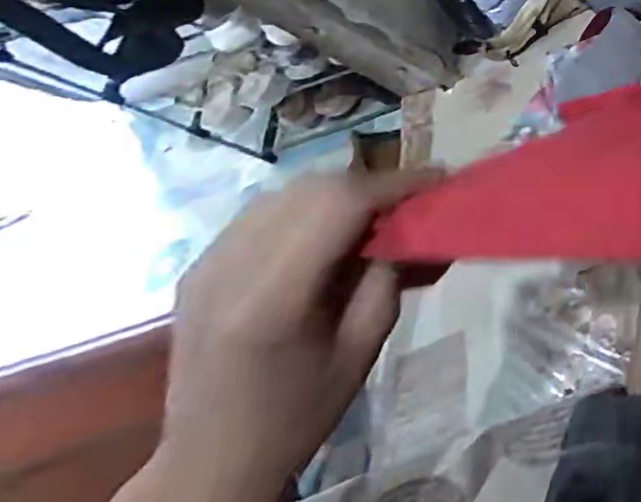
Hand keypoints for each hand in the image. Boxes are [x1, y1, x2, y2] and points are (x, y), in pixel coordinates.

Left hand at [118, 169, 442, 501]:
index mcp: (270, 300)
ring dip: (344, 190)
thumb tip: (415, 220)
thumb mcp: (366, 340)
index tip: (442, 181)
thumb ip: (389, 272)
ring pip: (290, 191)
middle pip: (315, 189)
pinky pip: (265, 210)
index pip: (341, 204)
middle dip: (376, 182)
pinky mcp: (198, 269)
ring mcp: (205, 267)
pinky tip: (334, 227)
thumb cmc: (303, 406)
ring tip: (381, 210)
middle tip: (417, 196)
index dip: (398, 183)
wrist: (211, 458)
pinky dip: (311, 204)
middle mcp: (228, 272)